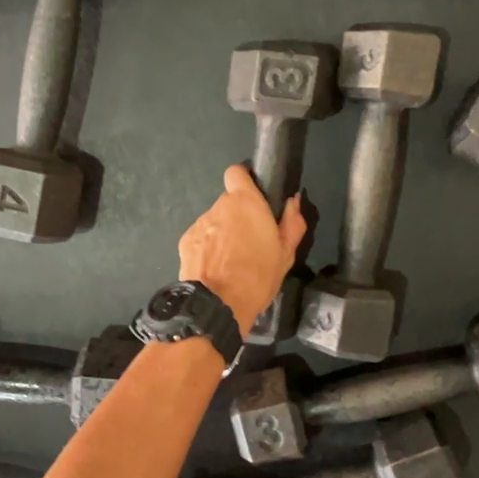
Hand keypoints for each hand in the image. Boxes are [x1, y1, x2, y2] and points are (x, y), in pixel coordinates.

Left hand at [179, 165, 306, 329]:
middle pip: (228, 203)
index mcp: (245, 202)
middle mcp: (219, 206)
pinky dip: (208, 248)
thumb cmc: (257, 277)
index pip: (236, 172)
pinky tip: (215, 269)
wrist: (217, 305)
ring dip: (222, 233)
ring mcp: (199, 224)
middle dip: (238, 216)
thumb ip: (292, 223)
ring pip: (214, 222)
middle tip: (250, 240)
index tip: (254, 197)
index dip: (244, 181)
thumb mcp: (285, 254)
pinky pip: (201, 238)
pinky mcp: (185, 242)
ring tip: (232, 260)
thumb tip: (293, 200)